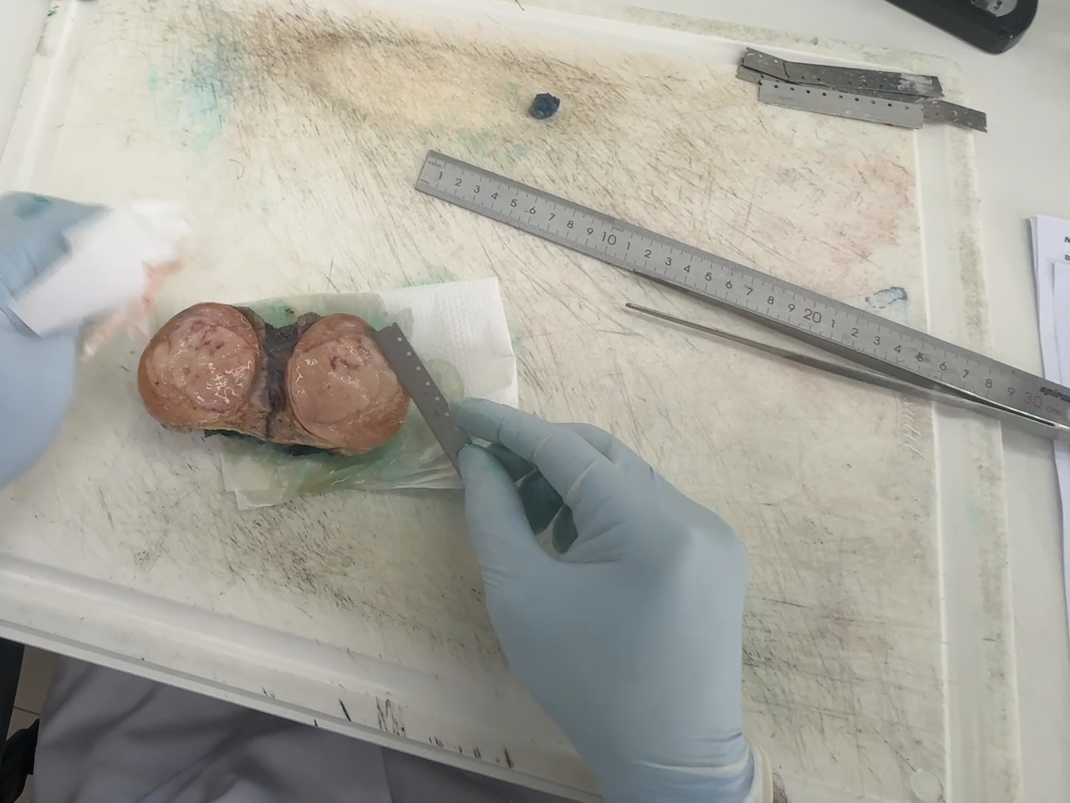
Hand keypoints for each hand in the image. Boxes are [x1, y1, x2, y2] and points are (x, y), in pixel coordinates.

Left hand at [0, 194, 100, 550]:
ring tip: (85, 273)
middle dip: (70, 225)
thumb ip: (76, 307)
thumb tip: (108, 271)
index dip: (101, 229)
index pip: (48, 225)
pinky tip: (45, 291)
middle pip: (16, 215)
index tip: (143, 241)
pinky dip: (14, 262)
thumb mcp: (47, 370)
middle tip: (113, 255)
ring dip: (41, 241)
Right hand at [455, 399, 756, 802]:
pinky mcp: (711, 556)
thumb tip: (475, 457)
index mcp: (651, 527)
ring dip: (562, 479)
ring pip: (618, 474)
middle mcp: (692, 518)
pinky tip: (566, 540)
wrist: (667, 760)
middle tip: (484, 471)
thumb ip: (491, 509)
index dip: (505, 425)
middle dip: (534, 452)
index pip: (565, 448)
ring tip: (525, 520)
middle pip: (597, 451)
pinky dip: (593, 504)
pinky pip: (641, 503)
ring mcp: (710, 537)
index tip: (458, 409)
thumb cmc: (582, 676)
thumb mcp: (518, 588)